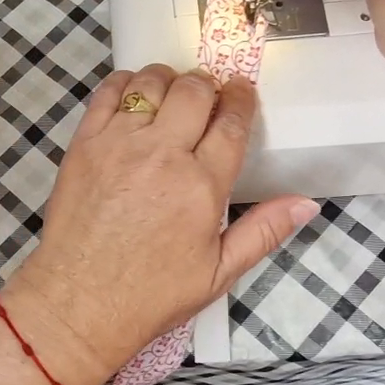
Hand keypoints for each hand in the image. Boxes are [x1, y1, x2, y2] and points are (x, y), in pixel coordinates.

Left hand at [2, 66, 317, 384]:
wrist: (78, 303)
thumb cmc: (150, 295)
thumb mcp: (218, 274)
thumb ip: (263, 232)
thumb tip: (306, 203)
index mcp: (202, 186)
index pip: (231, 122)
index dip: (241, 99)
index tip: (241, 92)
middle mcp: (162, 155)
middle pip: (193, 91)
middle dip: (206, 86)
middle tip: (205, 98)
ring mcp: (119, 145)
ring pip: (151, 84)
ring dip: (167, 81)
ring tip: (171, 94)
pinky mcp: (84, 145)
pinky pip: (107, 93)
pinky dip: (125, 83)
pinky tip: (133, 93)